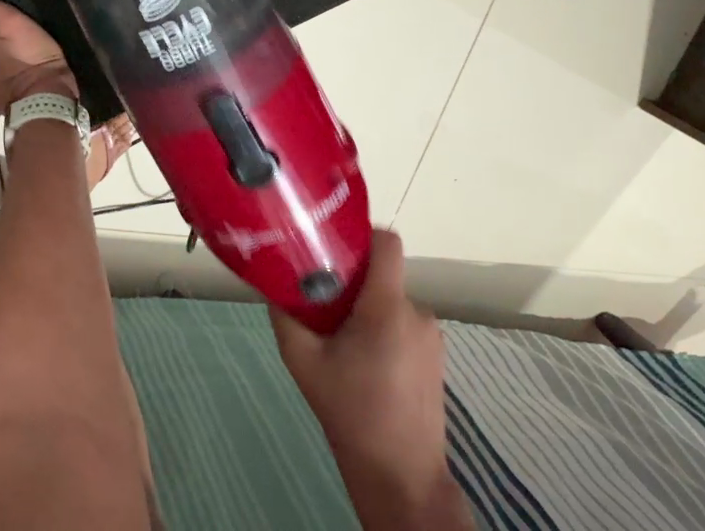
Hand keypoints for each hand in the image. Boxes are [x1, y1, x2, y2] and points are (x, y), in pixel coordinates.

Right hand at [271, 231, 469, 529]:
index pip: (386, 243)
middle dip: (350, 281)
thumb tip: (268, 280)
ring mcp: (432, 336)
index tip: (328, 244)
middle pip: (380, 274)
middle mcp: (417, 313)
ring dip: (364, 308)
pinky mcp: (436, 357)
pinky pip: (403, 324)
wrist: (400, 471)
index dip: (359, 233)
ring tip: (336, 337)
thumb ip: (284, 313)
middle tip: (317, 298)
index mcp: (387, 307)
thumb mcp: (300, 359)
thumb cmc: (349, 410)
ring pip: (390, 301)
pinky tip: (360, 359)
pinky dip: (380, 329)